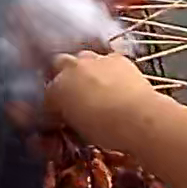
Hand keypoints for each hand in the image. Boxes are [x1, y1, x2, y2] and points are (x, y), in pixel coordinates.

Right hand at [44, 50, 165, 152]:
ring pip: (83, 57)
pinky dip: (107, 69)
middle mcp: (72, 68)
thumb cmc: (106, 130)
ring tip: (95, 85)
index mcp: (58, 88)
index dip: (54, 103)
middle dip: (64, 74)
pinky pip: (106, 60)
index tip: (60, 112)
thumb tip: (69, 115)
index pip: (48, 93)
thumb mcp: (79, 129)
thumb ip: (69, 116)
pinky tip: (115, 81)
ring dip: (85, 68)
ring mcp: (95, 59)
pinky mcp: (116, 58)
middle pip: (60, 63)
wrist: (138, 116)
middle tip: (73, 92)